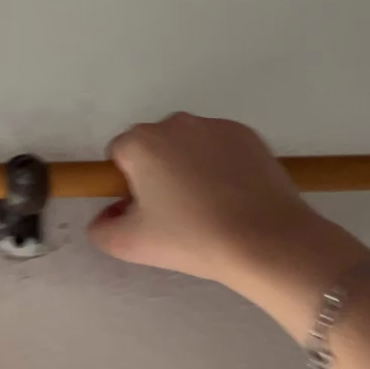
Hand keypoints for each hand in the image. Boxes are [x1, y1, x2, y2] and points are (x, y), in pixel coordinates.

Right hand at [88, 114, 369, 325]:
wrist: (269, 242)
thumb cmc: (192, 239)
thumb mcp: (131, 245)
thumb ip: (100, 229)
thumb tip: (104, 218)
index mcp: (141, 143)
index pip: (117, 155)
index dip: (127, 184)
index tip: (147, 210)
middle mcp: (174, 123)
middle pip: (152, 146)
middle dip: (157, 171)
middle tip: (175, 212)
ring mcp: (214, 126)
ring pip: (186, 145)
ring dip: (188, 166)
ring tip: (209, 206)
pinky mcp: (247, 134)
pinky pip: (219, 146)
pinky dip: (220, 164)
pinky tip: (233, 196)